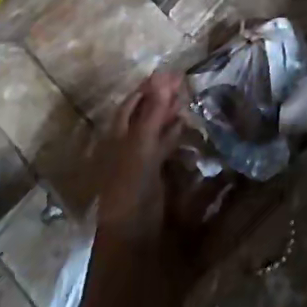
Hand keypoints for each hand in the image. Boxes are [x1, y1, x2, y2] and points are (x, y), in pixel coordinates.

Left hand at [94, 74, 184, 244]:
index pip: (132, 102)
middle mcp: (127, 144)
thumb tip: (164, 74)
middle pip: (144, 114)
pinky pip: (165, 146)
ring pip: (155, 129)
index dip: (149, 86)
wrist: (133, 234)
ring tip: (188, 98)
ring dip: (169, 113)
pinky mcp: (154, 174)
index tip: (171, 71)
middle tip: (184, 82)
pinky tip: (186, 125)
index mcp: (118, 135)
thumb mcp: (142, 144)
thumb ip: (154, 111)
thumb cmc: (131, 185)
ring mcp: (141, 159)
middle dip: (161, 97)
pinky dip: (175, 133)